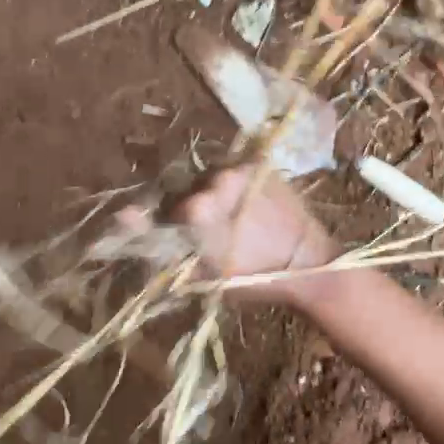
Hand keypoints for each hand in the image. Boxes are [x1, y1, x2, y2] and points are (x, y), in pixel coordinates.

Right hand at [168, 166, 341, 307]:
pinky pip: (237, 171)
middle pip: (190, 189)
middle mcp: (215, 180)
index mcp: (197, 208)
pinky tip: (248, 202)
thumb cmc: (253, 277)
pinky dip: (237, 183)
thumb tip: (137, 220)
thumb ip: (170, 247)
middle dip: (195, 205)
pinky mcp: (261, 166)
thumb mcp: (205, 273)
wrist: (307, 264)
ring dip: (216, 191)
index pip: (169, 209)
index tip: (185, 236)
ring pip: (213, 177)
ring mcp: (240, 169)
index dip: (174, 224)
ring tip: (232, 214)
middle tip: (211, 227)